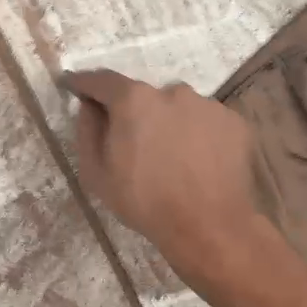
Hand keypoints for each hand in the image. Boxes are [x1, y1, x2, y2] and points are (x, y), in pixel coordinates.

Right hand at [64, 69, 260, 265]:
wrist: (208, 226)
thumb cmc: (143, 201)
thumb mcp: (96, 172)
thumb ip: (87, 131)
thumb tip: (89, 107)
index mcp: (134, 100)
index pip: (102, 80)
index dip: (83, 83)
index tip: (73, 85)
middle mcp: (172, 91)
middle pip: (142, 96)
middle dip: (132, 113)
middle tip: (131, 144)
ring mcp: (207, 105)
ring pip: (176, 108)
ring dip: (166, 124)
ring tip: (168, 157)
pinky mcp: (233, 122)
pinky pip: (203, 122)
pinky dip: (194, 135)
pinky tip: (194, 162)